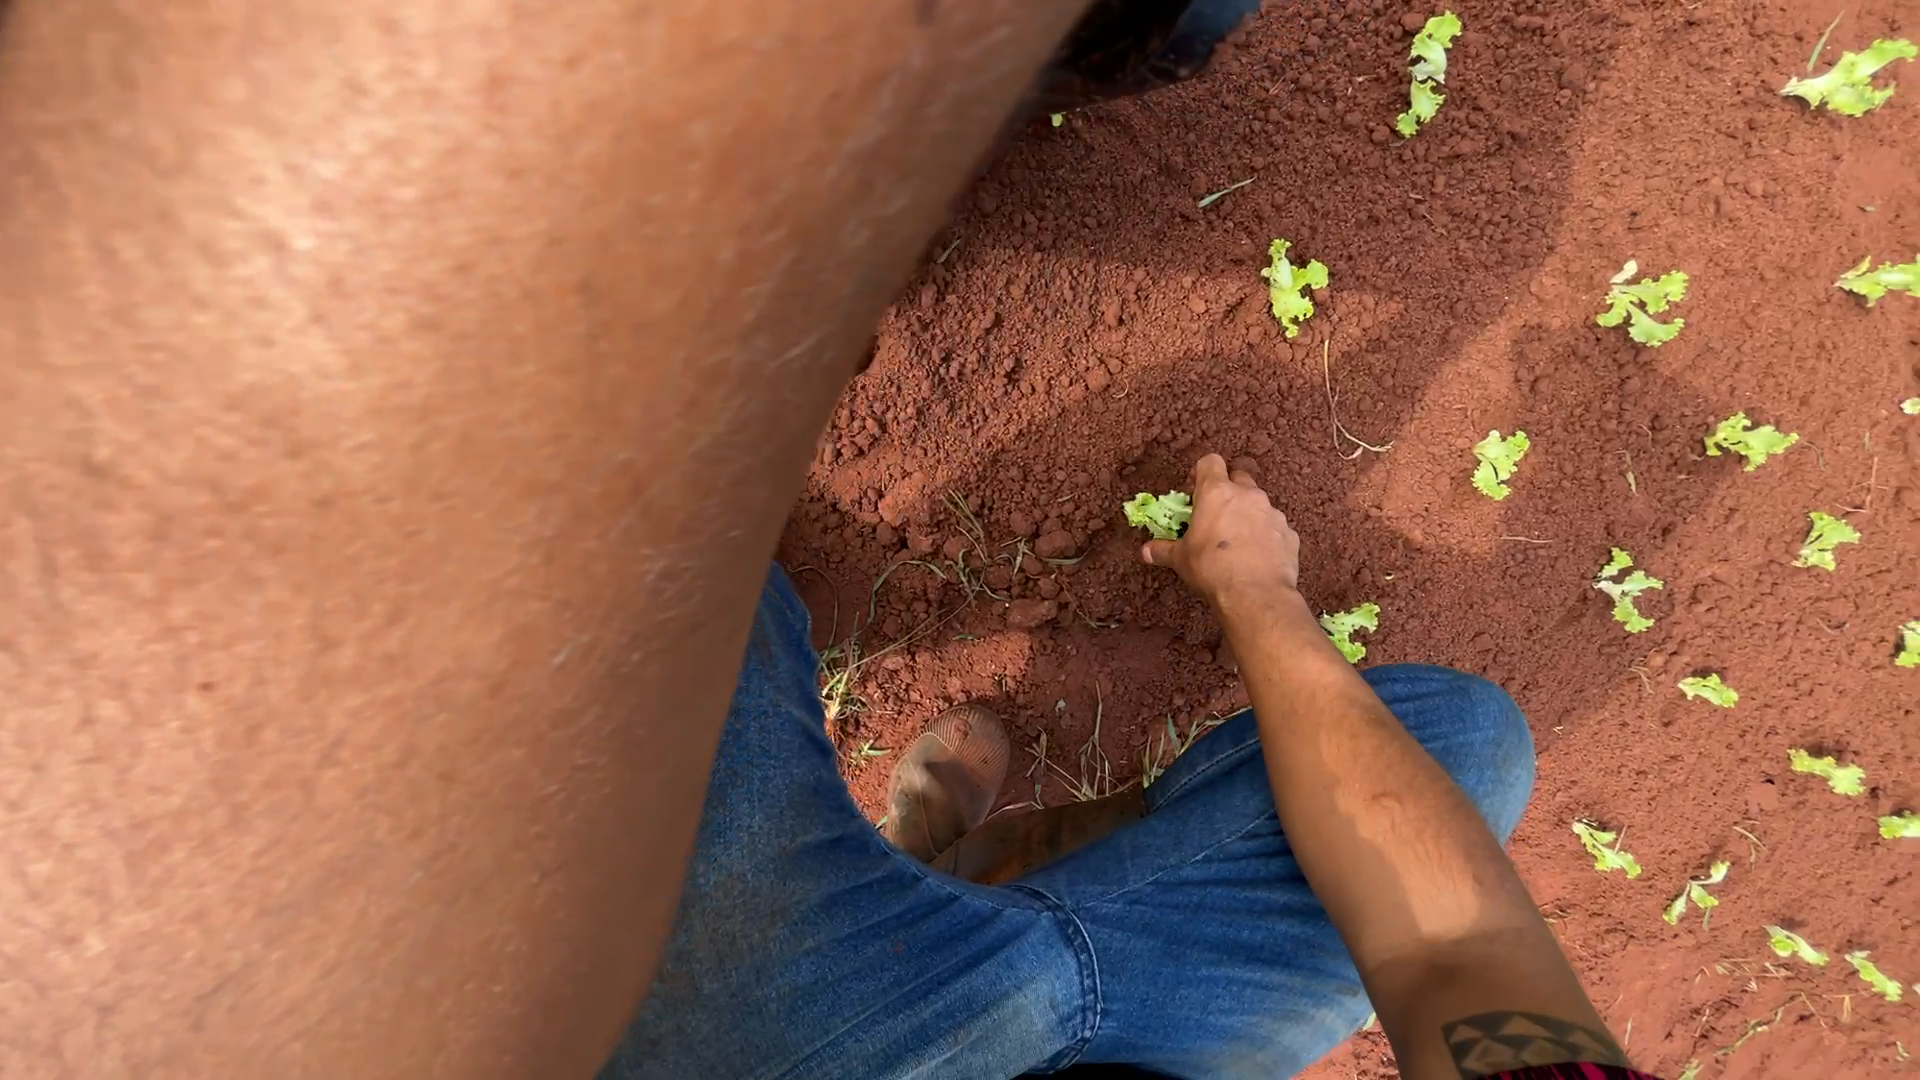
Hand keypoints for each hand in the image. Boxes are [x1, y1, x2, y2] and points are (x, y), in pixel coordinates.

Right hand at [1140, 454, 1300, 608]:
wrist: (1256, 595)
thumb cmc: (1212, 569)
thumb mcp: (1181, 559)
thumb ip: (1163, 550)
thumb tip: (1145, 551)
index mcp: (1217, 493)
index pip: (1210, 462)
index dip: (1202, 472)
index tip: (1195, 490)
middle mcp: (1247, 495)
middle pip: (1239, 475)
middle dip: (1228, 489)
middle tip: (1217, 513)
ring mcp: (1272, 512)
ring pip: (1259, 502)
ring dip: (1248, 513)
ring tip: (1237, 540)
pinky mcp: (1289, 533)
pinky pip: (1274, 526)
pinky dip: (1265, 535)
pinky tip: (1257, 556)